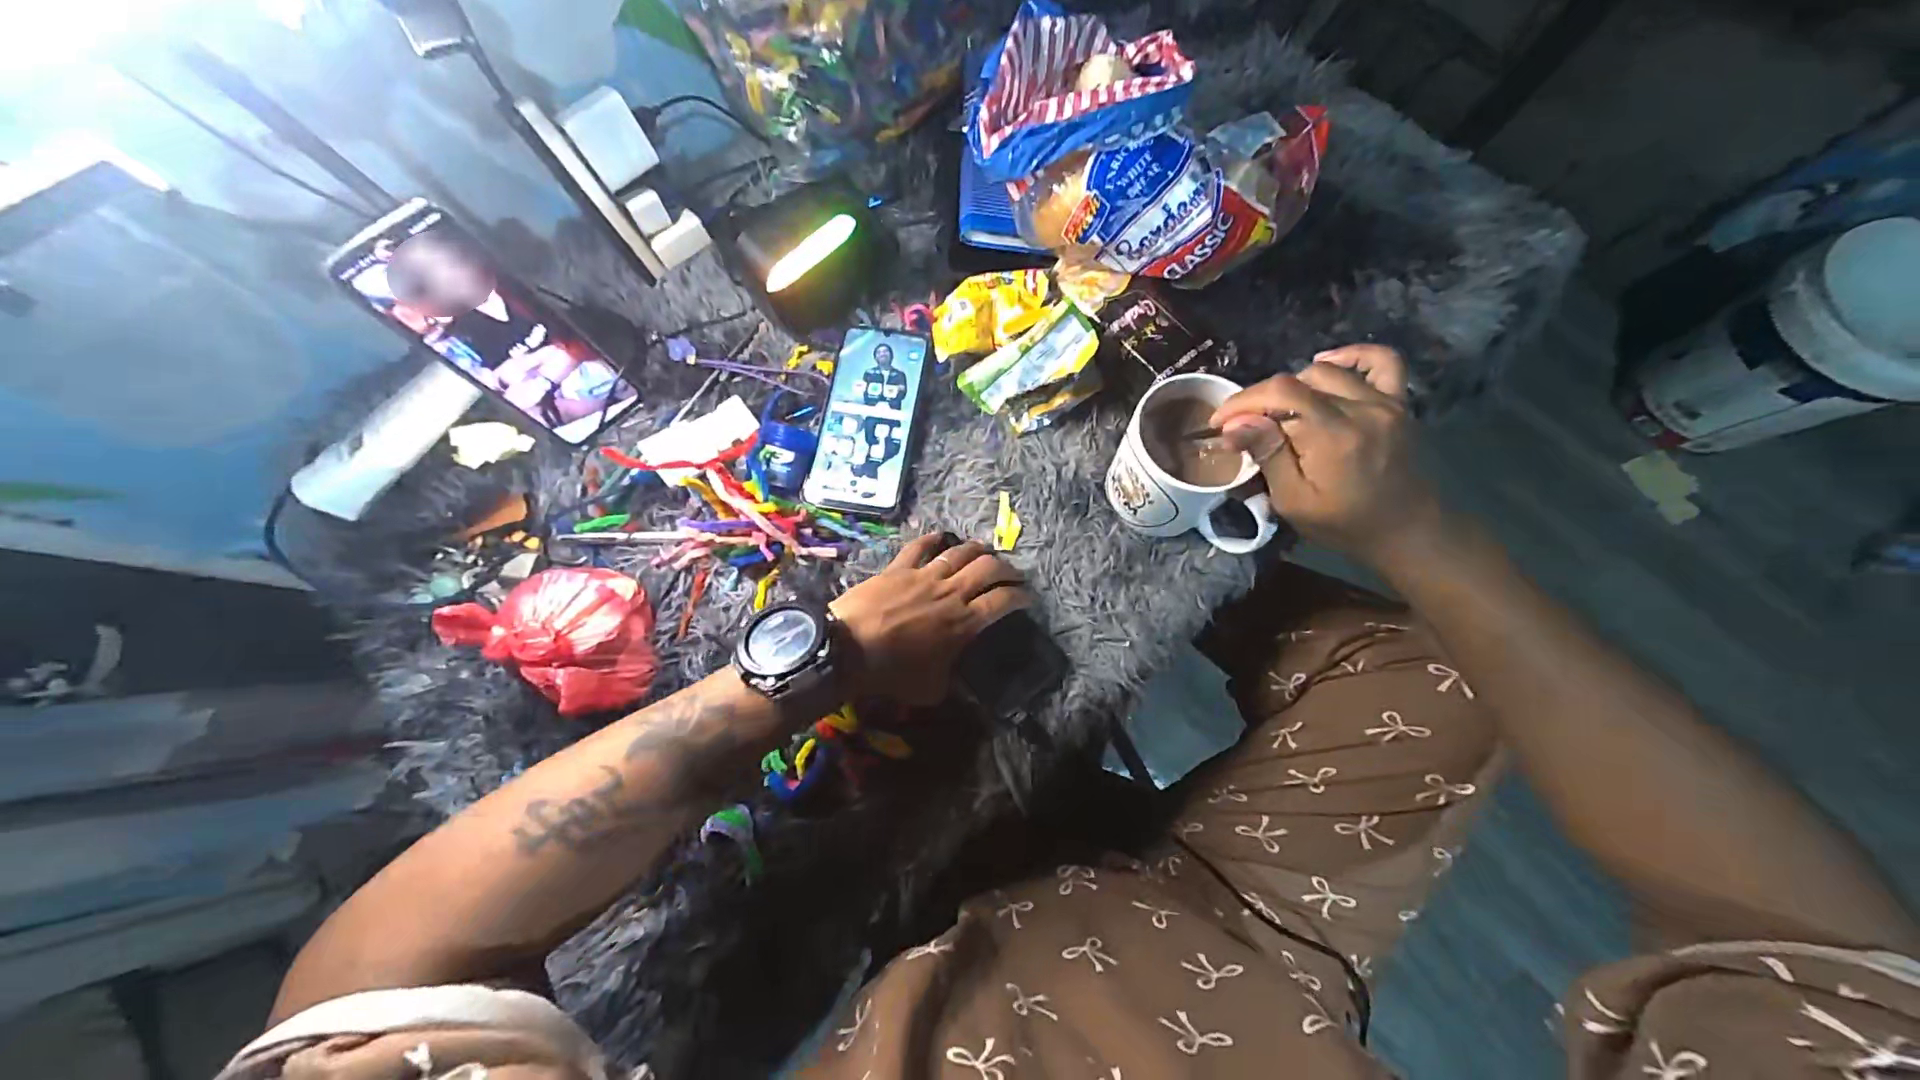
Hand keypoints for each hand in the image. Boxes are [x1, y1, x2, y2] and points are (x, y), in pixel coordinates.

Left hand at [829, 534, 1032, 705]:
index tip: (1027, 597)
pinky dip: (934, 539)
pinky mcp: (899, 568)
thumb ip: (952, 683)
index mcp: (964, 623)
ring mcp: (925, 575)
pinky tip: (941, 536)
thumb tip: (964, 690)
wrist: (849, 648)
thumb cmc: (892, 673)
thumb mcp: (931, 689)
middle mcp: (951, 592)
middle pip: (989, 568)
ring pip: (960, 552)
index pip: (1003, 602)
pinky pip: (920, 546)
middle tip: (1012, 572)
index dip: (1020, 596)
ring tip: (985, 550)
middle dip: (1007, 568)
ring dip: (977, 549)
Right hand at [1209, 345, 1444, 566]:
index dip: (1242, 400)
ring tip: (1281, 410)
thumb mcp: (1294, 501)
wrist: (1409, 533)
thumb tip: (1235, 424)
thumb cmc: (1346, 525)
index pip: (1279, 392)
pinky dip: (1352, 356)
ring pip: (1329, 371)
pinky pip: (1382, 362)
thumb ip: (1268, 455)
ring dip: (1296, 384)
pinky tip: (1327, 363)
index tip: (1220, 421)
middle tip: (1247, 425)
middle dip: (1262, 398)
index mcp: (1332, 434)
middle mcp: (1360, 408)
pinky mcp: (1399, 404)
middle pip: (1298, 380)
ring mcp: (1384, 403)